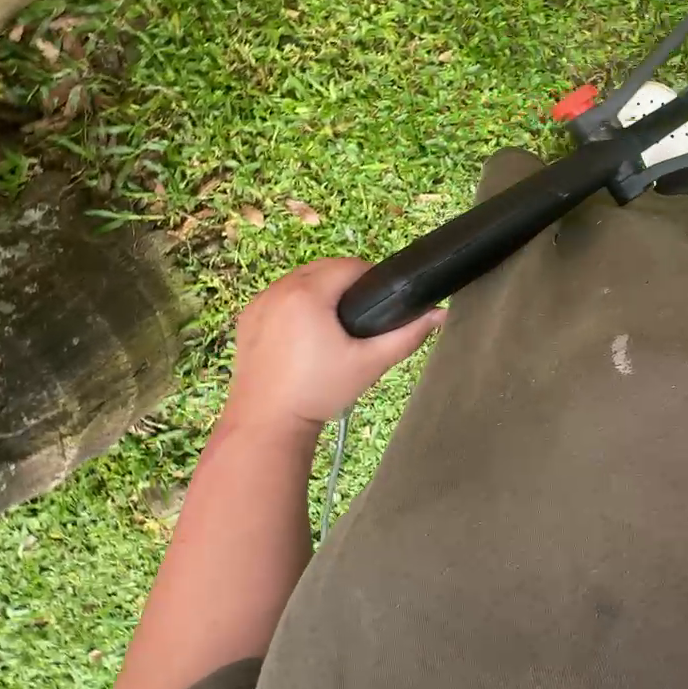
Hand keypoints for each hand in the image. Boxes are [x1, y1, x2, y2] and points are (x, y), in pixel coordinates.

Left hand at [224, 258, 444, 432]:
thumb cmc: (321, 390)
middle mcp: (279, 289)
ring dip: (322, 290)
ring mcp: (259, 302)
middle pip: (325, 268)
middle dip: (347, 283)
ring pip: (302, 279)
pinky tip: (308, 330)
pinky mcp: (247, 317)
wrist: (267, 422)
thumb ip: (408, 335)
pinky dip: (297, 302)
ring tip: (337, 323)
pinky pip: (281, 295)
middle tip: (362, 317)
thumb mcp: (371, 363)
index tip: (380, 305)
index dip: (372, 280)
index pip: (351, 266)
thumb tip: (441, 314)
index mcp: (308, 293)